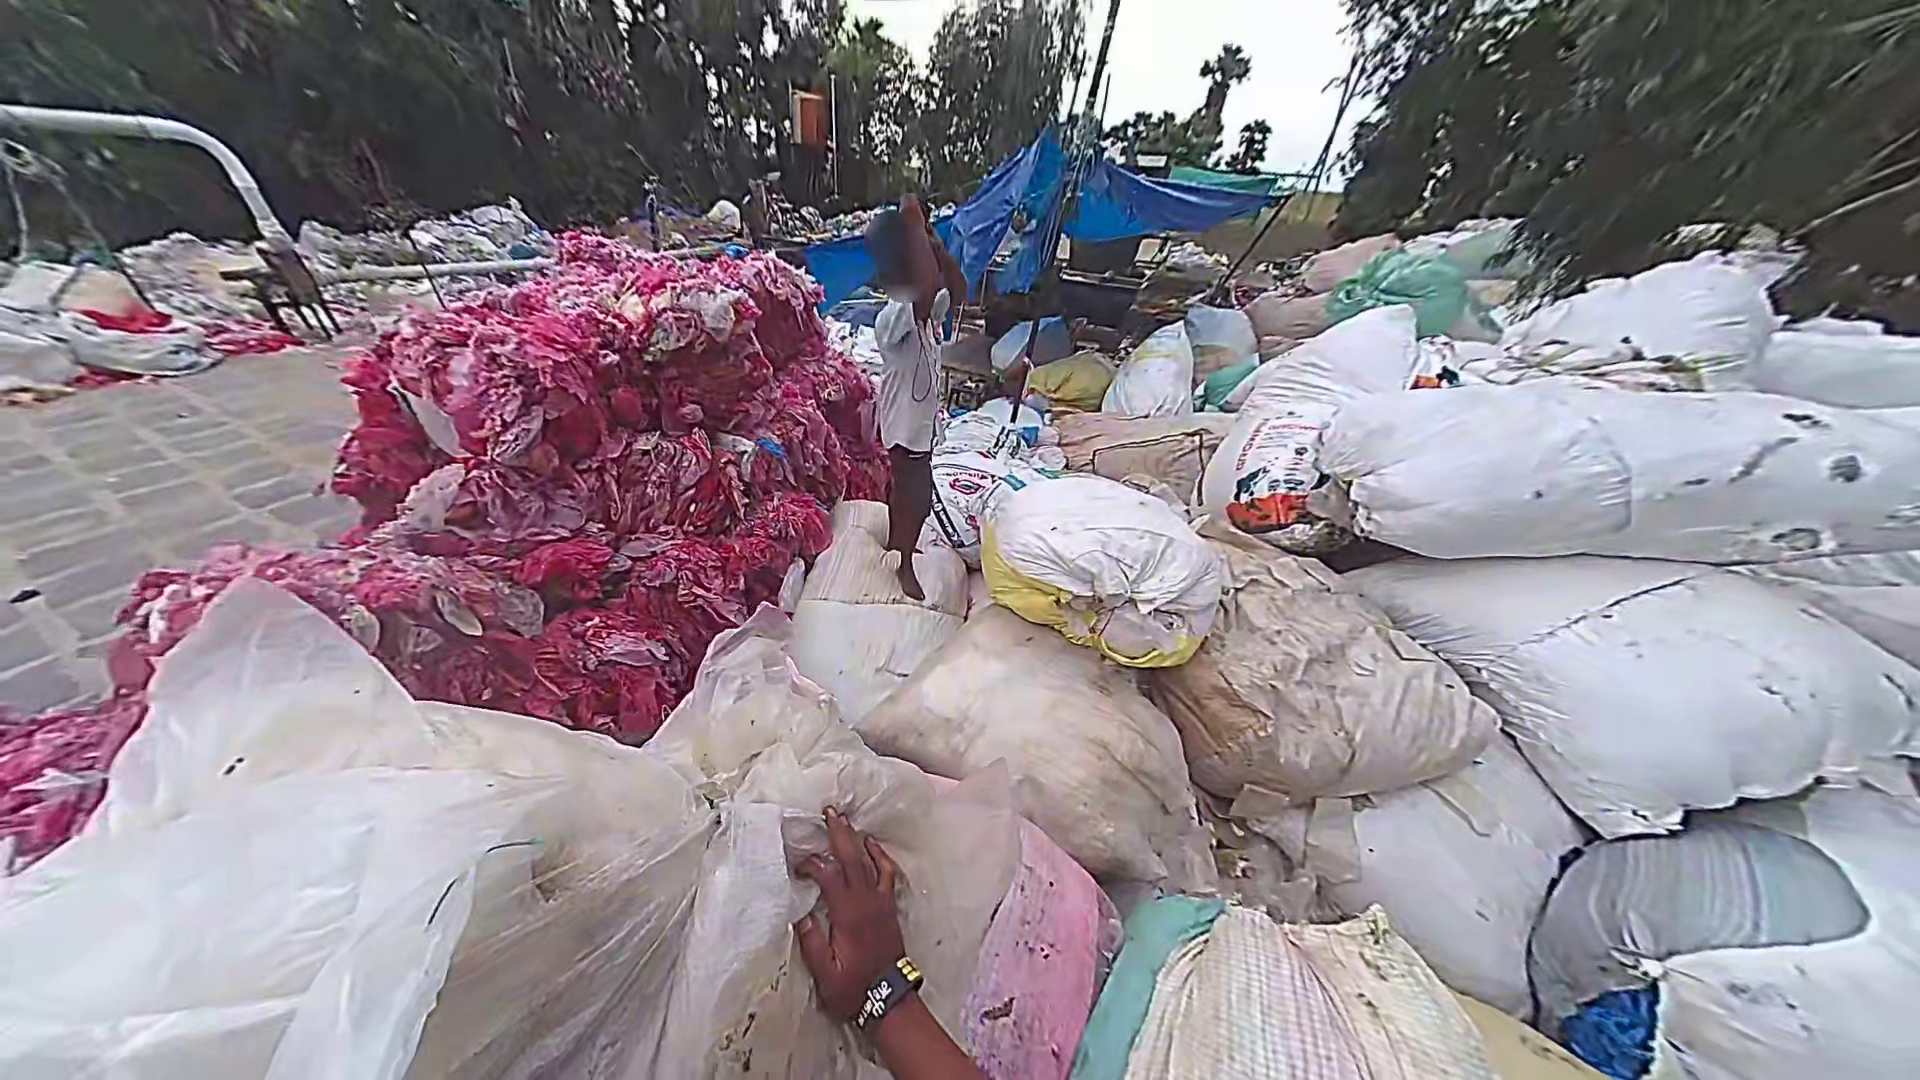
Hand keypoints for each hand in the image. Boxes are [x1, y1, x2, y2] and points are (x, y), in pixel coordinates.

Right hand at [793, 806, 906, 1022]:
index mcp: (847, 913)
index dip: (813, 864)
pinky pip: (886, 871)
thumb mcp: (825, 974)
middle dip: (839, 833)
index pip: (829, 876)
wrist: (889, 997)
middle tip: (829, 812)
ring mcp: (880, 899)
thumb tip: (799, 913)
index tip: (799, 863)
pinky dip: (879, 854)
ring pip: (868, 860)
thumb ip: (812, 942)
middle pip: (851, 858)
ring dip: (856, 838)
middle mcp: (866, 900)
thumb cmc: (853, 987)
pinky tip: (871, 843)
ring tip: (845, 820)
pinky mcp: (889, 903)